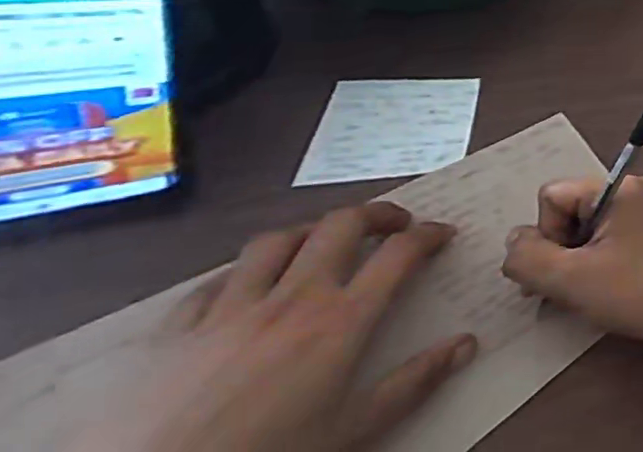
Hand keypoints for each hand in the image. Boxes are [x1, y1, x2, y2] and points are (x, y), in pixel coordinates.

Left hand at [74, 203, 475, 451]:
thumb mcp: (351, 432)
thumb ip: (412, 383)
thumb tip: (466, 344)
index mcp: (341, 320)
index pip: (399, 252)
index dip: (428, 234)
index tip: (441, 234)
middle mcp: (294, 297)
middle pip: (343, 224)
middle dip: (377, 213)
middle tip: (393, 225)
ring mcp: (231, 308)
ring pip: (279, 239)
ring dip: (311, 232)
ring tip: (323, 243)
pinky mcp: (177, 330)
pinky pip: (213, 282)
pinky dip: (240, 274)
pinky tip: (244, 288)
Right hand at [500, 175, 642, 347]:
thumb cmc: (633, 291)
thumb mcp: (569, 278)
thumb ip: (529, 257)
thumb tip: (513, 240)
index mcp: (617, 187)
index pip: (553, 195)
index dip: (546, 232)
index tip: (562, 266)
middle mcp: (632, 188)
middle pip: (569, 209)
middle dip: (557, 248)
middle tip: (566, 285)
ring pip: (585, 226)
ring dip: (572, 259)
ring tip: (581, 291)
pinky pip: (605, 235)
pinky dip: (593, 261)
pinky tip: (599, 288)